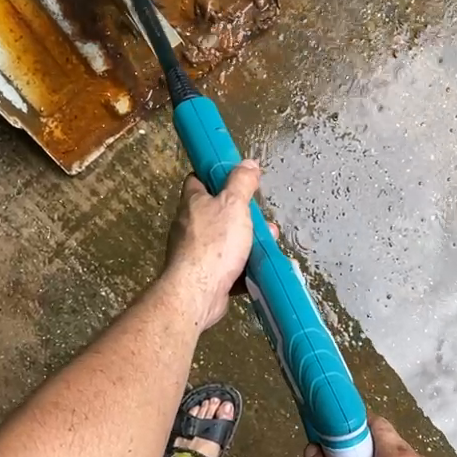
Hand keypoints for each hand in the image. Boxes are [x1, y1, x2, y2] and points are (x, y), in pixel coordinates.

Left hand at [159, 160, 260, 331]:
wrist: (199, 292)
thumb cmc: (215, 244)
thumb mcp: (233, 205)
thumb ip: (241, 183)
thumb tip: (249, 163)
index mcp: (193, 202)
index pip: (199, 180)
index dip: (217, 178)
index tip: (237, 182)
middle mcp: (189, 227)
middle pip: (218, 215)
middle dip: (243, 218)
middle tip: (263, 224)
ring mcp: (195, 254)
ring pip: (225, 243)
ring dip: (247, 245)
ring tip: (267, 247)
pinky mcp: (205, 278)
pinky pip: (227, 269)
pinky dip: (244, 270)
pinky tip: (259, 271)